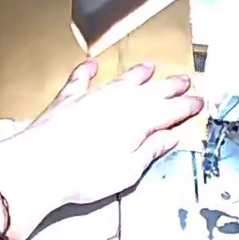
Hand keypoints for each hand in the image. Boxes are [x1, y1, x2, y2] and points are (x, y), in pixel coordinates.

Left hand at [0, 61, 202, 237]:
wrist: (39, 165)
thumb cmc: (83, 175)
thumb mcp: (127, 171)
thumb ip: (149, 151)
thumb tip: (168, 138)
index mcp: (139, 120)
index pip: (171, 111)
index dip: (187, 107)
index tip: (199, 103)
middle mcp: (119, 102)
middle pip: (152, 91)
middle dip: (171, 86)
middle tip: (185, 81)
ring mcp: (93, 96)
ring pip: (122, 80)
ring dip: (137, 74)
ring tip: (150, 67)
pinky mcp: (68, 99)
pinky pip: (81, 79)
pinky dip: (88, 71)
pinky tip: (92, 64)